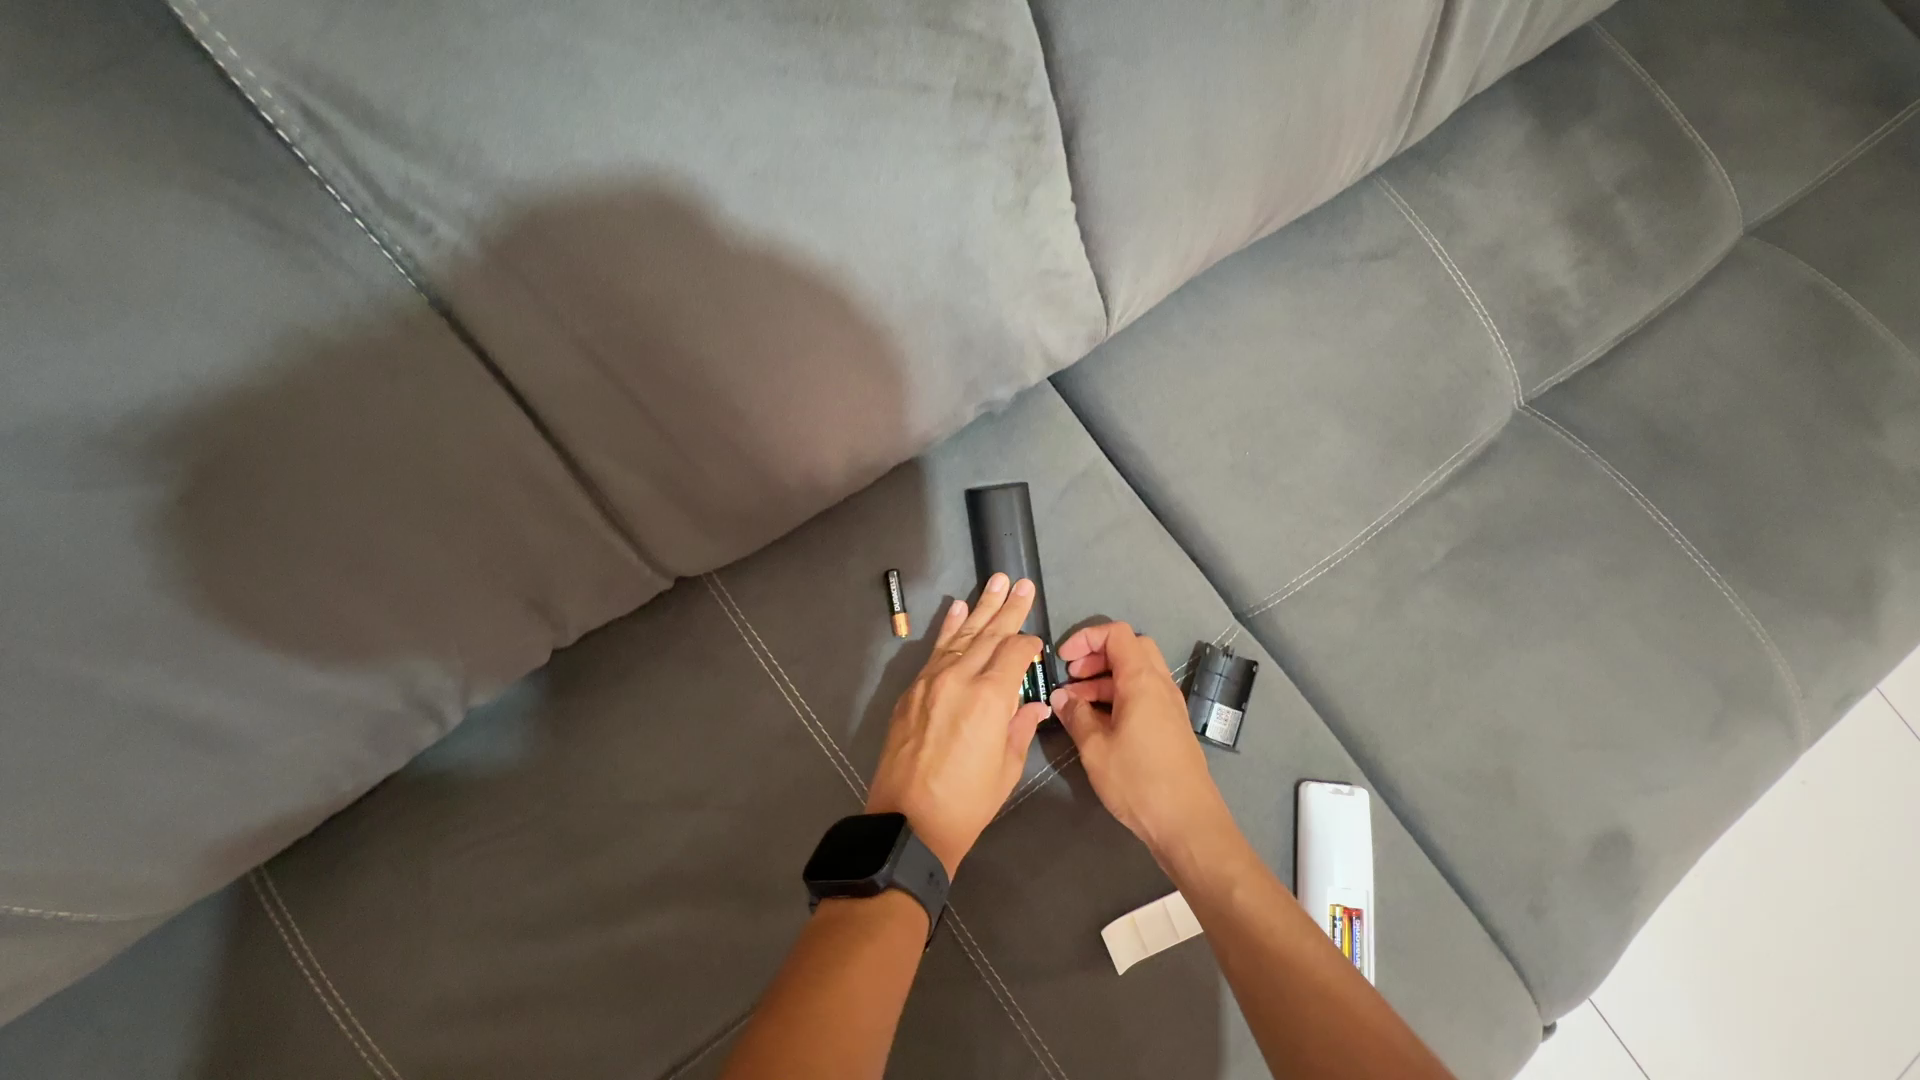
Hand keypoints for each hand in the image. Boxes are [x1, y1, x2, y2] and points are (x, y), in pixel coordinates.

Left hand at [864, 573, 1051, 876]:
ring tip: (995, 582)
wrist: (908, 822)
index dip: (1030, 644)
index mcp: (990, 698)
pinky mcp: (911, 691)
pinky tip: (958, 610)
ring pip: (961, 636)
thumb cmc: (967, 802)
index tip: (1037, 643)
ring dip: (980, 608)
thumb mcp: (1006, 768)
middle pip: (989, 634)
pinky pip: (935, 651)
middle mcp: (959, 678)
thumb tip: (1033, 704)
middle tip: (1020, 582)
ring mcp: (931, 681)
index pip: (1015, 653)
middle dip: (1008, 608)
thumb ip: (1020, 727)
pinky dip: (949, 629)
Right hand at [1048, 622, 1232, 861]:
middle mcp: (1160, 685)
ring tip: (1076, 705)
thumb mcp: (1095, 748)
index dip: (1086, 638)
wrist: (1188, 823)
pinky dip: (1119, 697)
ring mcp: (1169, 706)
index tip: (1063, 660)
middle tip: (1072, 678)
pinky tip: (1099, 724)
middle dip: (1096, 656)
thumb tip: (1062, 697)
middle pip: (1130, 649)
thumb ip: (1076, 715)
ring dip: (1105, 679)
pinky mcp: (1171, 726)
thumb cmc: (1138, 781)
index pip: (1116, 634)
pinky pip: (1144, 695)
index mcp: (1142, 681)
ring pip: (1136, 673)